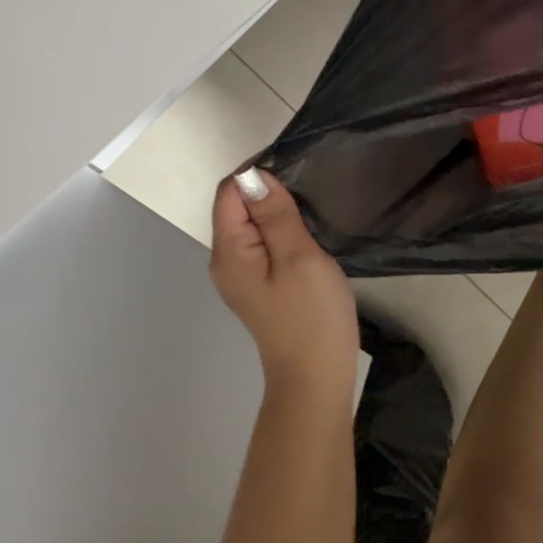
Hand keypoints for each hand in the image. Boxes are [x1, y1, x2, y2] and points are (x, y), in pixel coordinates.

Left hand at [210, 168, 358, 386]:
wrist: (316, 376)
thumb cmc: (310, 315)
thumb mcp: (298, 256)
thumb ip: (275, 215)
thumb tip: (255, 176)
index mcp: (229, 252)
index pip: (229, 192)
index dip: (256, 172)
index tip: (295, 165)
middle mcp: (226, 260)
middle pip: (236, 206)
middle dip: (267, 189)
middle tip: (308, 187)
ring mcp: (241, 275)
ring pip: (251, 224)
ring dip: (275, 209)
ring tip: (310, 206)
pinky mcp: (259, 284)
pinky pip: (262, 242)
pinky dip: (280, 228)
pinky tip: (305, 232)